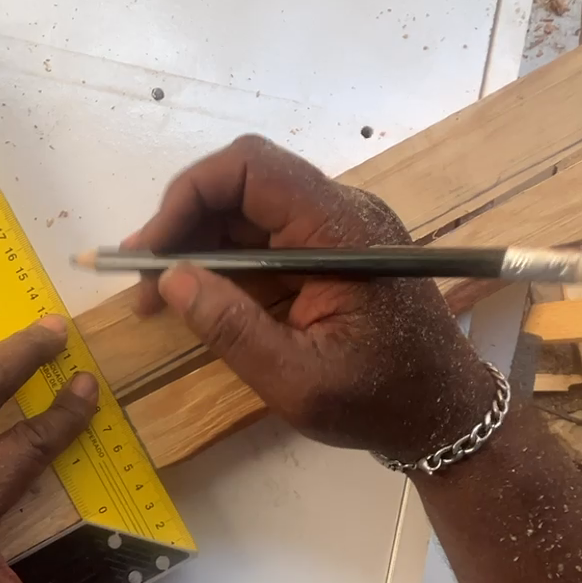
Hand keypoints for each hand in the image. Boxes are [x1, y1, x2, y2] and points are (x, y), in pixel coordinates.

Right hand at [127, 135, 493, 463]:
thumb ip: (234, 330)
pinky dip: (218, 263)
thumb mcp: (298, 380)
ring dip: (193, 246)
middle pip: (240, 185)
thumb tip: (171, 280)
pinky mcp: (325, 254)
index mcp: (338, 233)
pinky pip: (261, 240)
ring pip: (244, 212)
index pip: (251, 169)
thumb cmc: (379, 403)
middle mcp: (337, 214)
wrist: (440, 413)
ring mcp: (332, 232)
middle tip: (140, 281)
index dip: (187, 197)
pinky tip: (196, 297)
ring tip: (156, 295)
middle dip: (180, 225)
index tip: (149, 251)